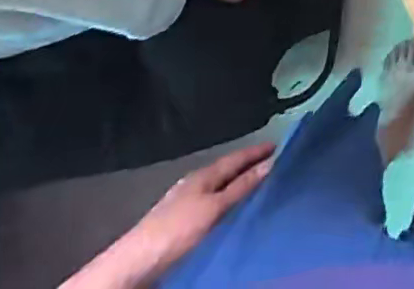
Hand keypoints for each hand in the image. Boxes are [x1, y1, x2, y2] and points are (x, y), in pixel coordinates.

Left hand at [67, 144, 275, 287]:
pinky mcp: (182, 229)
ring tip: (263, 190)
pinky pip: (215, 210)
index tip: (281, 145)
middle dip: (251, 168)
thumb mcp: (213, 208)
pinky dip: (230, 207)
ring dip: (241, 188)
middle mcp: (195, 187)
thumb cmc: (175, 232)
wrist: (132, 270)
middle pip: (228, 173)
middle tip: (278, 165)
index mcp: (203, 176)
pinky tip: (237, 216)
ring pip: (221, 192)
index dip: (257, 152)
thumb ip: (241, 187)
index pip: (236, 158)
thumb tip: (271, 162)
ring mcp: (186, 208)